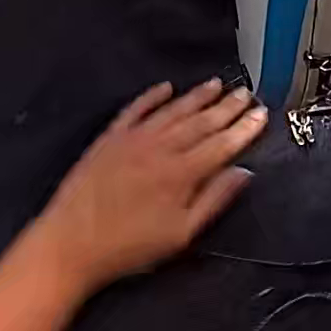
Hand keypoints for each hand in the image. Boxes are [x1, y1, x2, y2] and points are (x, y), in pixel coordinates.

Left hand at [28, 79, 266, 295]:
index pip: (222, 143)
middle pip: (202, 121)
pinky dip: (152, 96)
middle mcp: (161, 147)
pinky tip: (165, 88)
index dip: (244, 128)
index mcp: (182, 172)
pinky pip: (135, 109)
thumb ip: (214, 200)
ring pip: (173, 111)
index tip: (261, 114)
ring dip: (197, 96)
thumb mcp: (181, 234)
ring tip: (217, 84)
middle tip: (246, 93)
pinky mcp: (110, 137)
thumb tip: (243, 173)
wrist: (70, 244)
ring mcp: (134, 138)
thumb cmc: (129, 247)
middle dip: (227, 106)